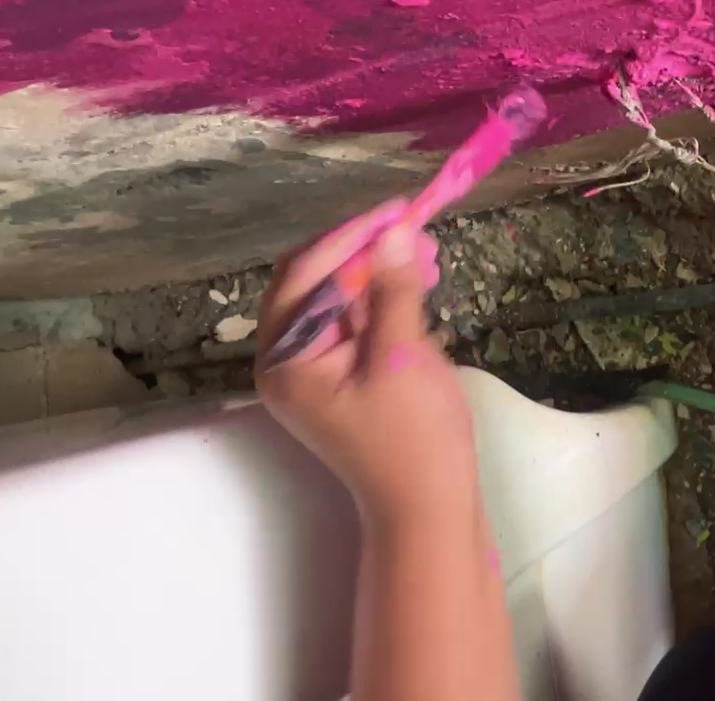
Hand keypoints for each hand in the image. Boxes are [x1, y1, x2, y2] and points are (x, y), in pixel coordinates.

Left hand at [256, 202, 480, 529]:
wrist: (428, 503)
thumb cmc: (412, 436)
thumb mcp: (403, 356)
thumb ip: (394, 290)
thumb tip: (394, 230)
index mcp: (286, 358)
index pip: (306, 274)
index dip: (352, 235)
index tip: (399, 209)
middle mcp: (289, 358)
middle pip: (317, 281)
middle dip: (366, 250)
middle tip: (416, 229)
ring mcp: (316, 367)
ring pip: (341, 296)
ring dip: (380, 268)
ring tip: (426, 252)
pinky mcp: (343, 372)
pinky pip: (358, 318)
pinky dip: (386, 295)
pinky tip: (419, 280)